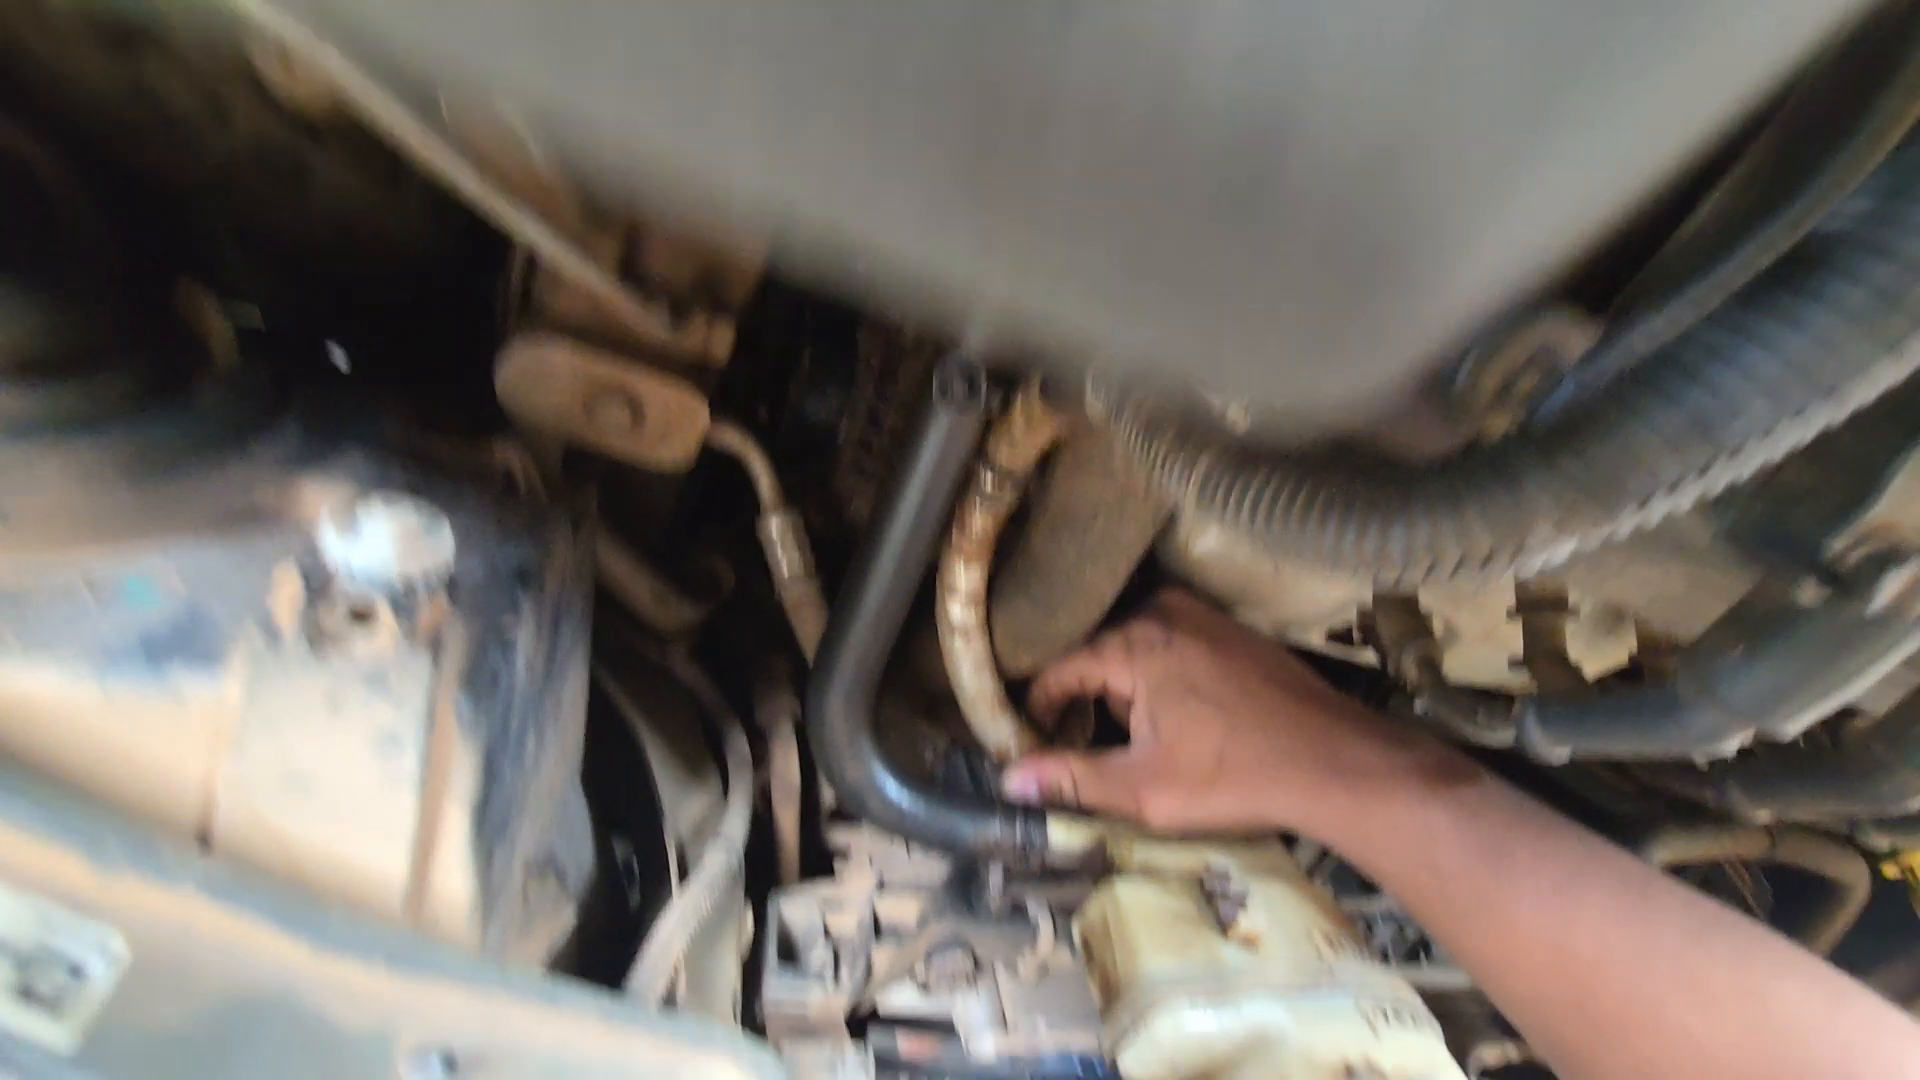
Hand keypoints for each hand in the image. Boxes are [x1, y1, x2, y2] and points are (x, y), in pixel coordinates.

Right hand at [1001, 589, 1477, 840]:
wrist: (1336, 760)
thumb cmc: (1234, 776)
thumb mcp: (1143, 789)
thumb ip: (1071, 778)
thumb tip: (1008, 779)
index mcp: (1132, 642)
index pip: (1058, 668)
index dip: (1041, 708)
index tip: (1037, 742)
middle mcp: (1158, 609)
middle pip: (1094, 653)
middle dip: (1083, 698)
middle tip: (1083, 744)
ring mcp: (1196, 611)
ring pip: (1129, 645)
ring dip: (1119, 684)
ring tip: (1125, 732)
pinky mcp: (1223, 622)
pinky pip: (1164, 638)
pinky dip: (1153, 669)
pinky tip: (1170, 710)